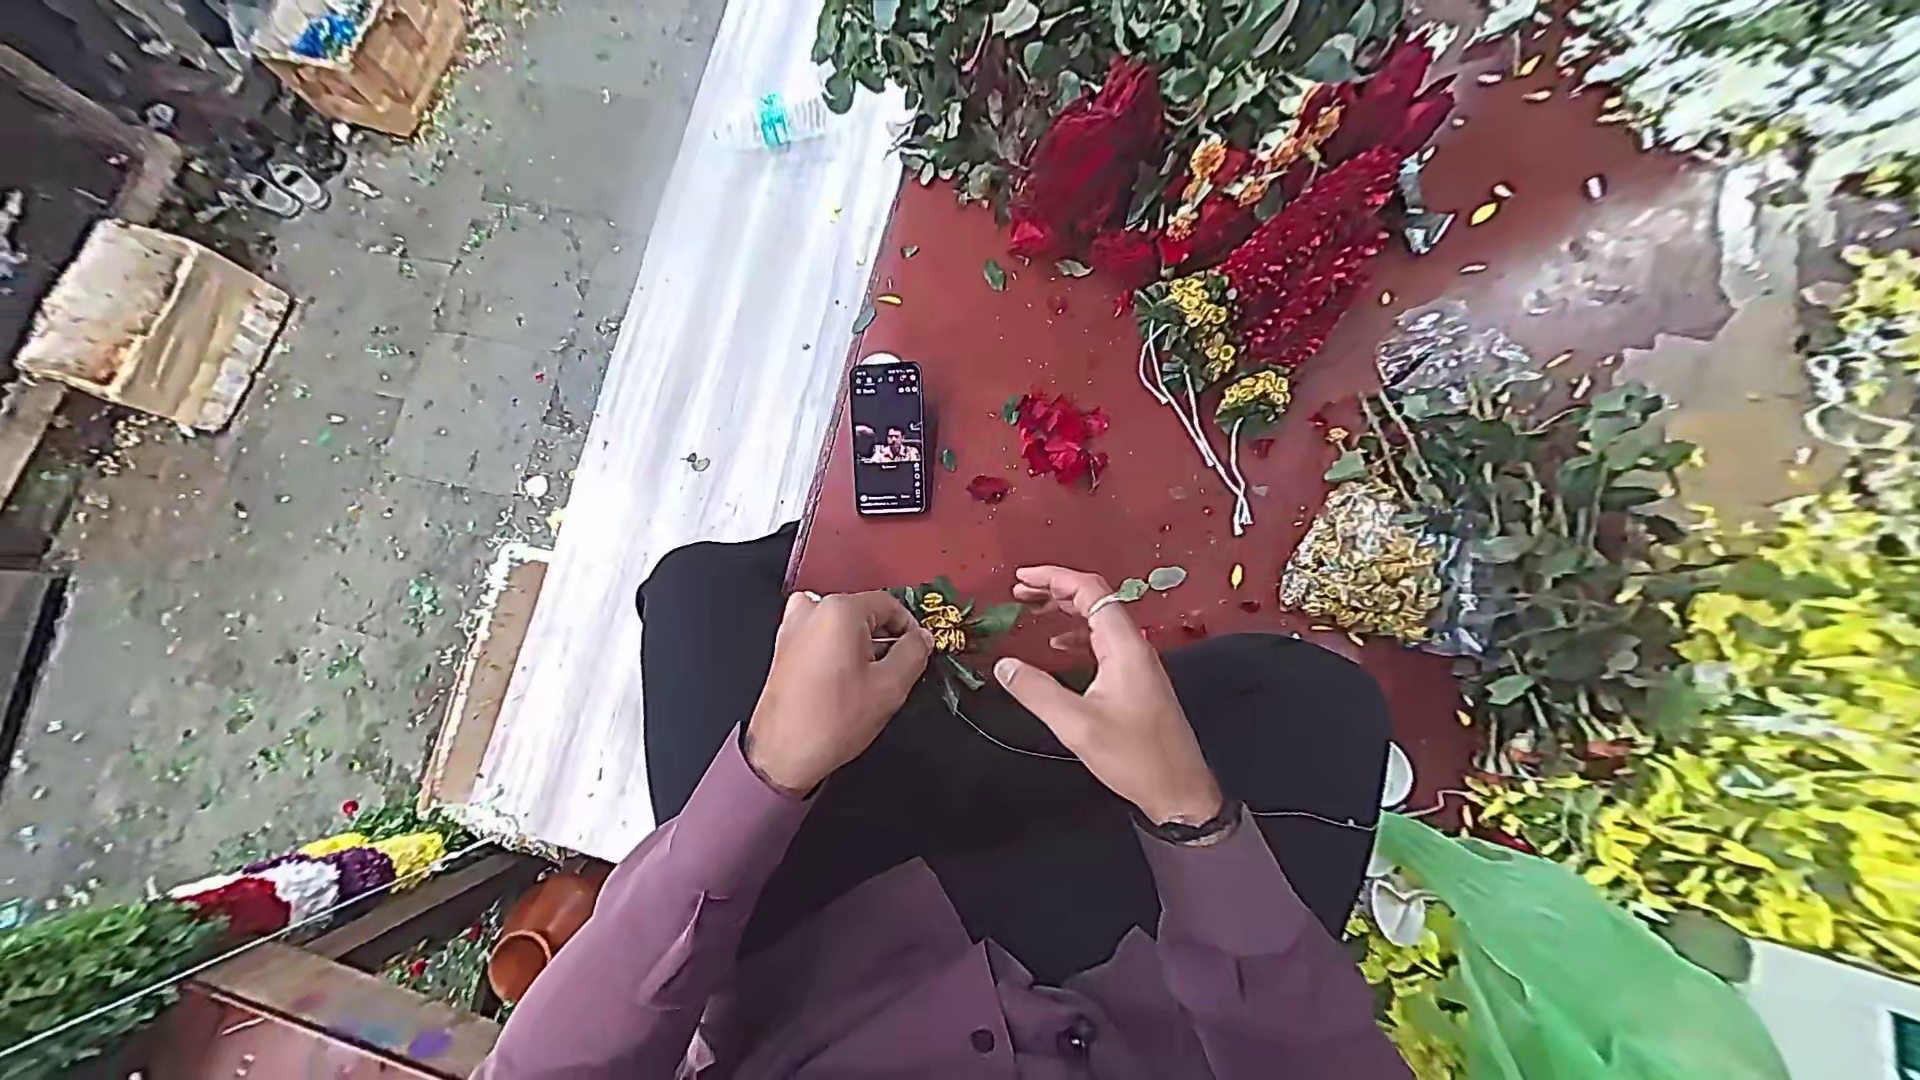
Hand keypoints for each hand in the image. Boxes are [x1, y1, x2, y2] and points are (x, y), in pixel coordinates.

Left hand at [745, 590, 933, 794]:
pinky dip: (837, 648)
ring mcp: (794, 627)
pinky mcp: (784, 647)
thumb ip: (914, 652)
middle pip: (865, 612)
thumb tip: (921, 638)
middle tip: (897, 669)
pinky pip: (822, 635)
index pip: (889, 604)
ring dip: (862, 644)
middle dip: (886, 638)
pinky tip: (843, 678)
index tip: (918, 648)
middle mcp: (813, 610)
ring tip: (869, 678)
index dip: (910, 627)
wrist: (782, 754)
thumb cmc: (832, 720)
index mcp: (840, 610)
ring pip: (843, 624)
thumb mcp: (891, 686)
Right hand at [993, 566, 1223, 825]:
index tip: (1021, 578)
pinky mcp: (1134, 679)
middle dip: (1054, 589)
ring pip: (1097, 619)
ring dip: (1064, 609)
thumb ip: (1036, 690)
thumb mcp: (1077, 724)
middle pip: (1094, 599)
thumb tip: (1004, 665)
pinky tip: (1057, 647)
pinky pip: (1101, 641)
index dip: (1054, 577)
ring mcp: (1136, 662)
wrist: (1180, 792)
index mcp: (1124, 645)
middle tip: (1019, 592)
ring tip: (1032, 610)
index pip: (1090, 590)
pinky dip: (1074, 635)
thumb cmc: (1136, 757)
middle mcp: (1133, 645)